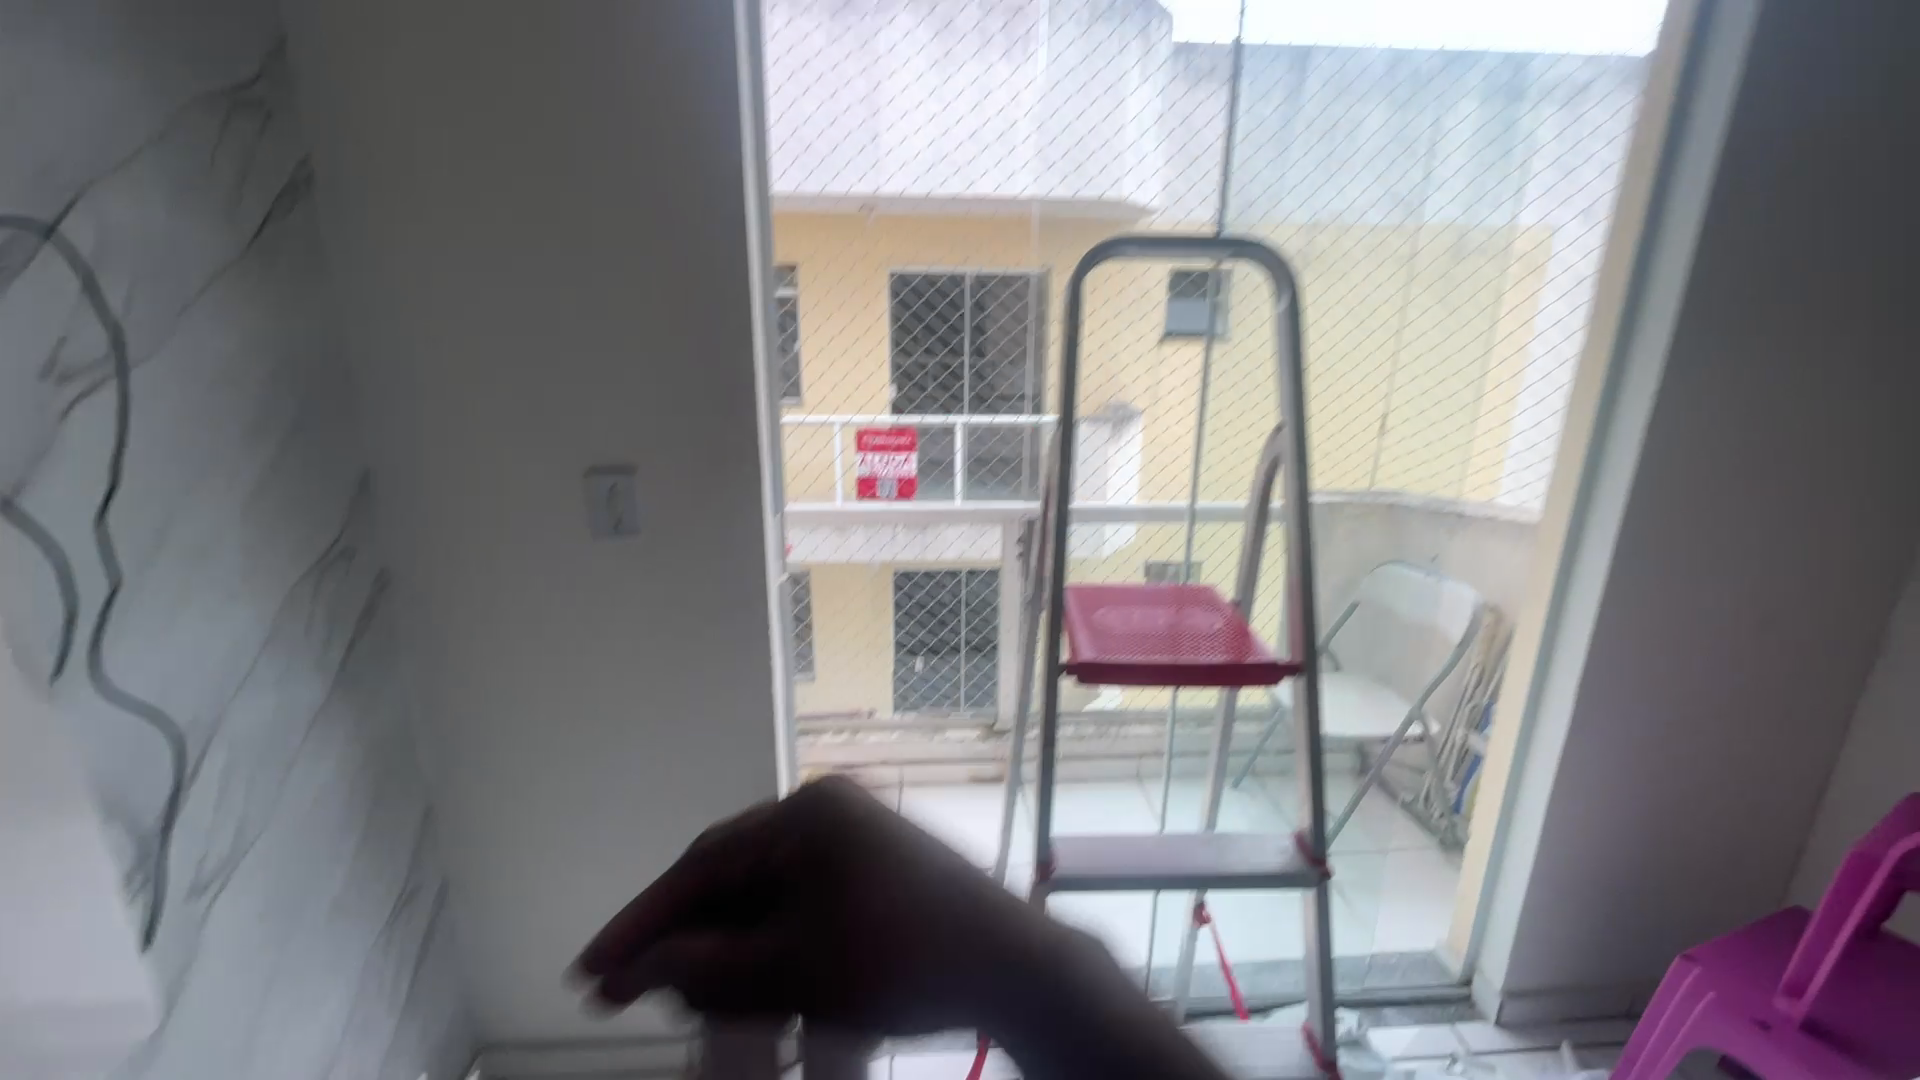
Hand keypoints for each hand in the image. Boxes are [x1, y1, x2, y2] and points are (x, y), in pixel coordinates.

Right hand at [571, 775, 1060, 1034]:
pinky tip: (758, 990)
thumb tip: (638, 968)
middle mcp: (824, 811)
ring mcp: (852, 836)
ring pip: (767, 894)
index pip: (702, 865)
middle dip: (689, 939)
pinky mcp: (871, 866)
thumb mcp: (792, 971)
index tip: (589, 973)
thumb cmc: (898, 960)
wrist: (1009, 965)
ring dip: (732, 948)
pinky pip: (803, 902)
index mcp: (804, 814)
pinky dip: (775, 945)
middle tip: (640, 995)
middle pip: (733, 876)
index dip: (641, 921)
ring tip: (700, 1004)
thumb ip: (706, 967)